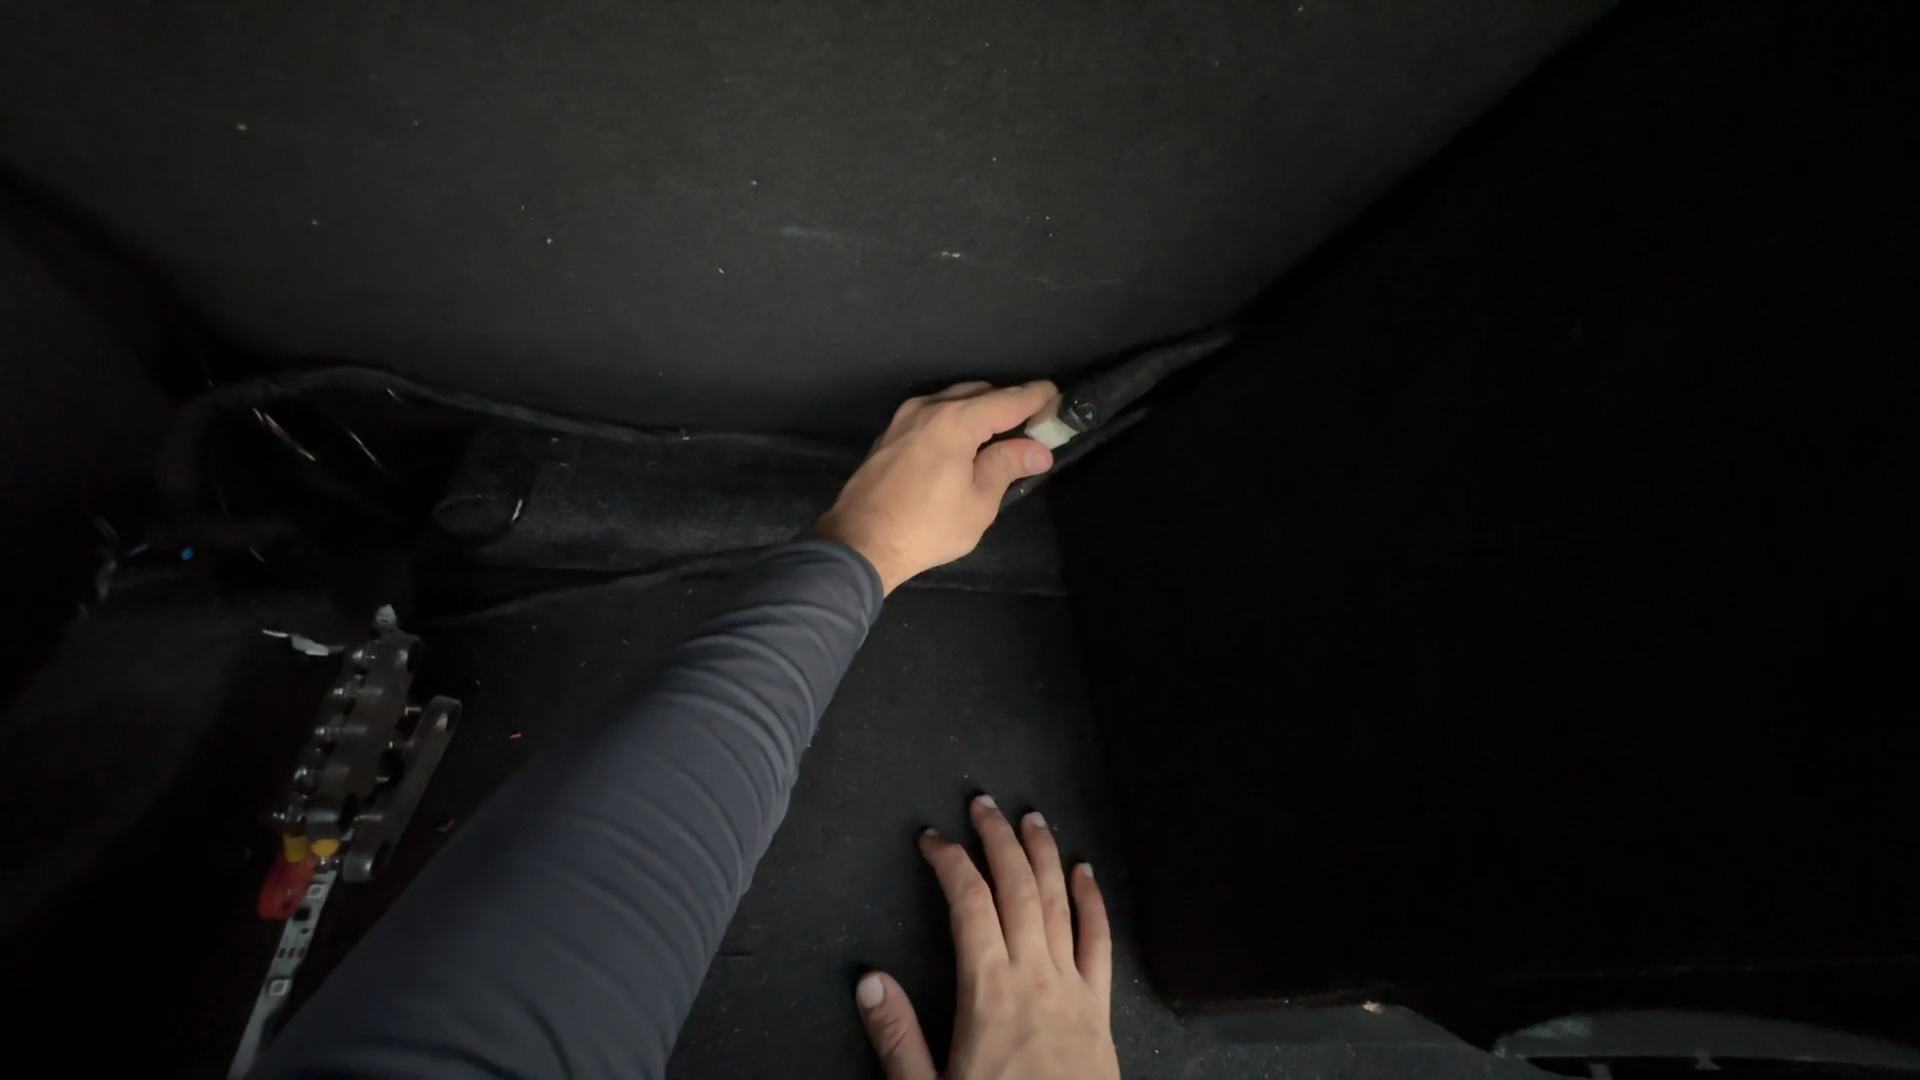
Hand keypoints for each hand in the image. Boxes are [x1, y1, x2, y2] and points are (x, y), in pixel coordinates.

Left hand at [816, 381, 1056, 593]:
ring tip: (1000, 431)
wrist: (860, 543)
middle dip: (1007, 401)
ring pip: (950, 401)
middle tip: (1032, 421)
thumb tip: (1037, 450)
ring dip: (978, 409)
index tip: (1056, 395)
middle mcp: (927, 409)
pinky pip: (930, 415)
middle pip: (977, 393)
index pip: (1006, 400)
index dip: (1035, 397)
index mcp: (954, 420)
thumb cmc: (927, 527)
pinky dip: (953, 420)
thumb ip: (1006, 466)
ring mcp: (902, 420)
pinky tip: (963, 441)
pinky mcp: (888, 436)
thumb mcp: (978, 502)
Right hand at [855, 796, 1119, 1079]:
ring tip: (1032, 817)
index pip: (968, 901)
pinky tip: (1085, 872)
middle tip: (982, 803)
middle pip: (1017, 885)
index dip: (949, 860)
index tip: (931, 839)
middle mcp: (1034, 974)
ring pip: (1059, 900)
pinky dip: (1092, 900)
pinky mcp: (1100, 1007)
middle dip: (997, 838)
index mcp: (989, 990)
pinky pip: (1100, 941)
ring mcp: (1072, 987)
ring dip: (1044, 853)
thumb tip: (869, 980)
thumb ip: (898, 1039)